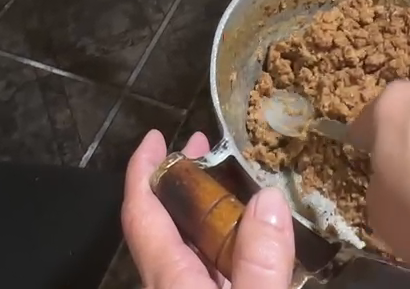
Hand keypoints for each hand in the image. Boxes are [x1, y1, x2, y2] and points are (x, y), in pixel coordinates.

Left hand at [122, 129, 296, 288]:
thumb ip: (261, 261)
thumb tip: (268, 196)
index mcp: (169, 281)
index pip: (141, 214)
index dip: (143, 171)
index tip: (155, 136)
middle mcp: (167, 288)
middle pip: (162, 226)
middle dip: (181, 180)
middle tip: (205, 146)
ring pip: (184, 251)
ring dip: (202, 213)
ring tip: (231, 184)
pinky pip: (203, 272)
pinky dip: (218, 244)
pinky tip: (245, 242)